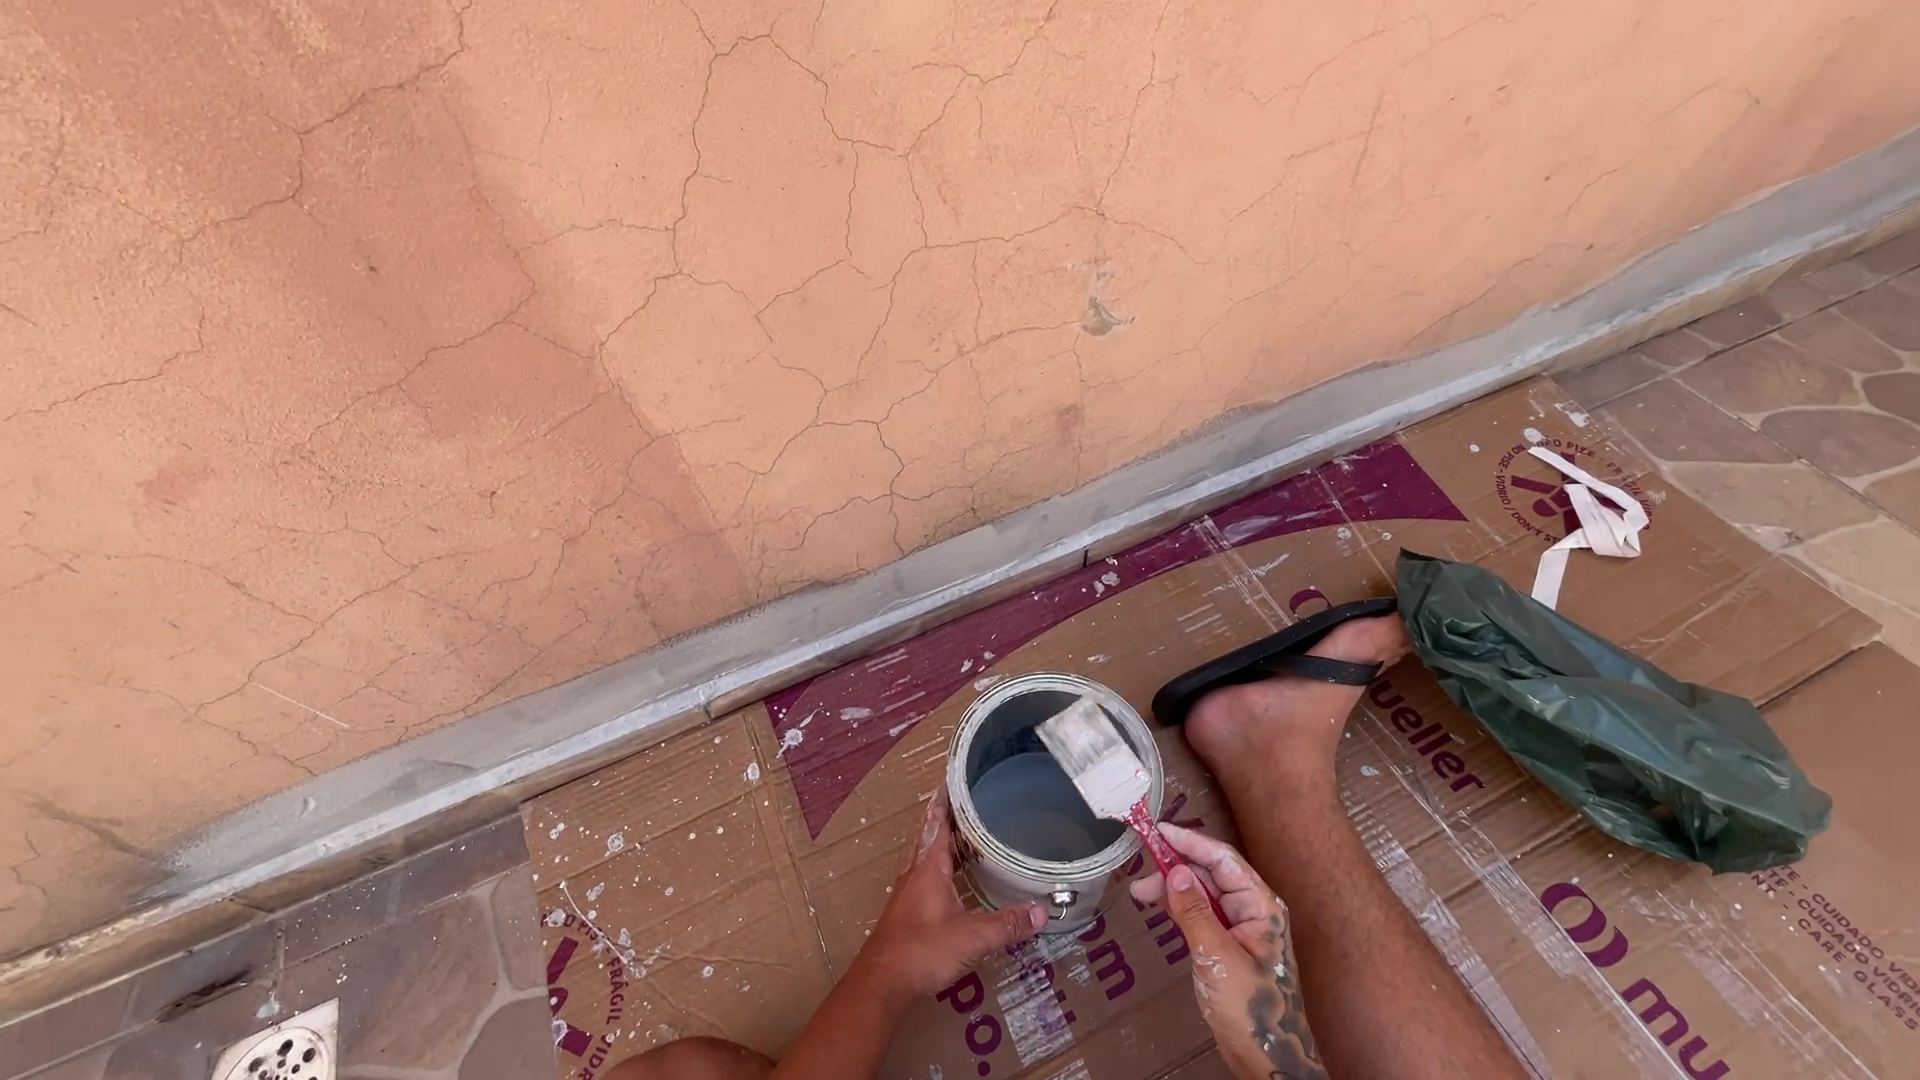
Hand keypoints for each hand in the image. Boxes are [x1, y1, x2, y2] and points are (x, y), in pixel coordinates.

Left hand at [856, 788, 1048, 999]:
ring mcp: (908, 892)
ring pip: (927, 856)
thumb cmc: (922, 951)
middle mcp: (916, 873)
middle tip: (966, 800)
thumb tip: (1042, 912)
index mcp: (929, 867)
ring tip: (964, 832)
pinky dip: (940, 866)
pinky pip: (925, 876)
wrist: (881, 983)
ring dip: (943, 841)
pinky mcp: (907, 912)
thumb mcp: (971, 937)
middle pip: (931, 835)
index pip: (938, 822)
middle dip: (947, 816)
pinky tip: (952, 878)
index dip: (946, 799)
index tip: (953, 777)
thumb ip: (1007, 924)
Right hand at [1130, 824, 1325, 1079]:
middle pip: (1209, 873)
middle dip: (1175, 866)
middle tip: (1142, 866)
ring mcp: (1239, 927)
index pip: (1222, 859)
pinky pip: (1199, 912)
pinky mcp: (1225, 943)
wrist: (1266, 1060)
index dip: (1190, 842)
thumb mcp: (1217, 957)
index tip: (1160, 831)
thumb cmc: (1253, 1011)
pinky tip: (1159, 905)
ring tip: (1142, 891)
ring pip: (1200, 891)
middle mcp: (1251, 910)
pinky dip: (1177, 906)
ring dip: (1172, 887)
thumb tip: (1175, 872)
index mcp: (1260, 906)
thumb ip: (1194, 911)